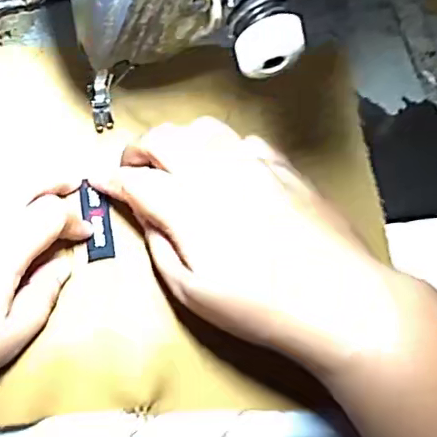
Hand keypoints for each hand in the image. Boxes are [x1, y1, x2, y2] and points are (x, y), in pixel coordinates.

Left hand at [0, 172, 90, 400]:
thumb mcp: (12, 337)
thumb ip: (42, 296)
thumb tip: (62, 266)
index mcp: (3, 249)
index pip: (49, 215)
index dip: (73, 220)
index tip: (85, 235)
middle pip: (16, 185)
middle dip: (49, 181)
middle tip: (70, 184)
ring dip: (3, 182)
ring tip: (22, 186)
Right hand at [101, 117, 408, 378]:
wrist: (337, 300)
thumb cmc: (261, 307)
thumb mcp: (191, 292)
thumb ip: (159, 246)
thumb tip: (145, 217)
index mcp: (186, 205)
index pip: (135, 178)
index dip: (110, 178)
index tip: (99, 181)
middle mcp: (217, 172)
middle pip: (164, 138)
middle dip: (139, 150)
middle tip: (131, 169)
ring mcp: (255, 164)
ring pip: (203, 128)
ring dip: (178, 141)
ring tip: (173, 164)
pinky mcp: (284, 168)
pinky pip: (243, 140)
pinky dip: (221, 147)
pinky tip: (224, 169)